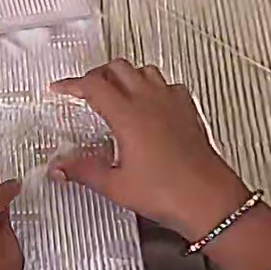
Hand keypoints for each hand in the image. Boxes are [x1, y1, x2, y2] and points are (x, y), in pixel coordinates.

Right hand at [50, 60, 250, 241]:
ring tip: (113, 91)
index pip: (93, 85)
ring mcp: (172, 104)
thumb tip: (60, 167)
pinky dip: (152, 86)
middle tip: (83, 90)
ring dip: (124, 75)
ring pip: (144, 70)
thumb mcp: (115, 186)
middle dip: (95, 75)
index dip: (71, 84)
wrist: (210, 201)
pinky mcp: (188, 111)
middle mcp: (151, 103)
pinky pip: (168, 84)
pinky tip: (148, 102)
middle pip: (118, 68)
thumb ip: (83, 171)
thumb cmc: (169, 193)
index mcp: (129, 116)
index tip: (60, 89)